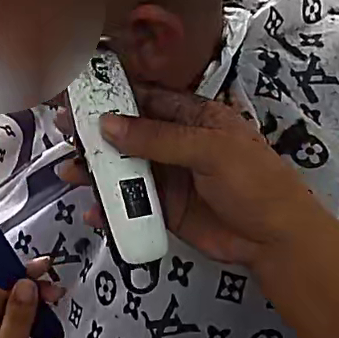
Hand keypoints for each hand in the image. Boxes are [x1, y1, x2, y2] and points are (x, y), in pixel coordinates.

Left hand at [0, 258, 63, 337]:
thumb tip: (25, 286)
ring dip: (28, 306)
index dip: (19, 274)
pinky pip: (4, 325)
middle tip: (54, 290)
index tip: (43, 267)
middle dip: (27, 290)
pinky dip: (23, 322)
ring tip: (50, 308)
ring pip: (3, 310)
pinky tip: (37, 325)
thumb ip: (17, 319)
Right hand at [58, 86, 325, 269]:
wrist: (275, 239)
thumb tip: (109, 124)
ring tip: (70, 172)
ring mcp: (171, 179)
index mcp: (196, 119)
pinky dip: (112, 209)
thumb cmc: (255, 183)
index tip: (80, 98)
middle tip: (63, 134)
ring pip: (126, 171)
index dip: (115, 98)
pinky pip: (132, 205)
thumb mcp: (210, 151)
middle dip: (97, 135)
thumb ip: (159, 138)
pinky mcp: (166, 211)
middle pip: (130, 135)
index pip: (149, 100)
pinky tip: (95, 212)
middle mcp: (179, 145)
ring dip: (98, 172)